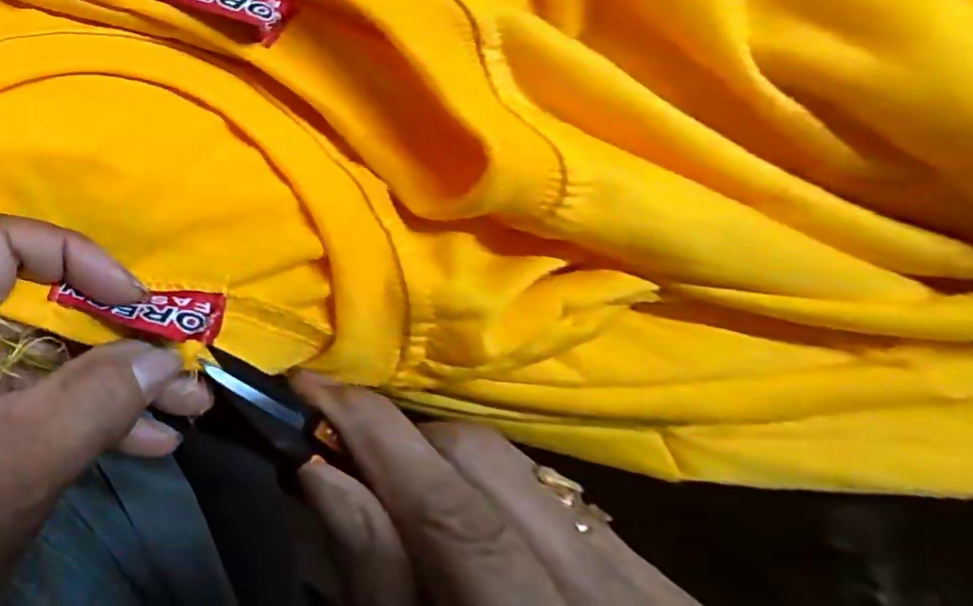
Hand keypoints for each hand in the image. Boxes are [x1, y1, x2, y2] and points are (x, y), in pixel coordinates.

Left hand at [0, 215, 211, 605]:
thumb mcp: (22, 458)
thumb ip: (99, 399)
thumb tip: (165, 359)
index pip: (6, 243)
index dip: (78, 259)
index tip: (135, 298)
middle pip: (34, 292)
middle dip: (111, 328)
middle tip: (174, 350)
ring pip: (45, 341)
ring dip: (114, 373)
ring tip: (184, 400)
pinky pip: (35, 381)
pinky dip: (88, 404)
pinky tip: (149, 434)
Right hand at [291, 376, 696, 605]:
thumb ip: (376, 579)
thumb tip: (319, 468)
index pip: (453, 513)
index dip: (373, 435)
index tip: (307, 387)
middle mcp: (615, 601)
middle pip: (483, 460)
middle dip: (397, 437)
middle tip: (340, 443)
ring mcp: (655, 590)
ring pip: (518, 463)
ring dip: (439, 455)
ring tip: (398, 479)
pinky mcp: (665, 581)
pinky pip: (554, 491)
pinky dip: (490, 483)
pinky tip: (467, 511)